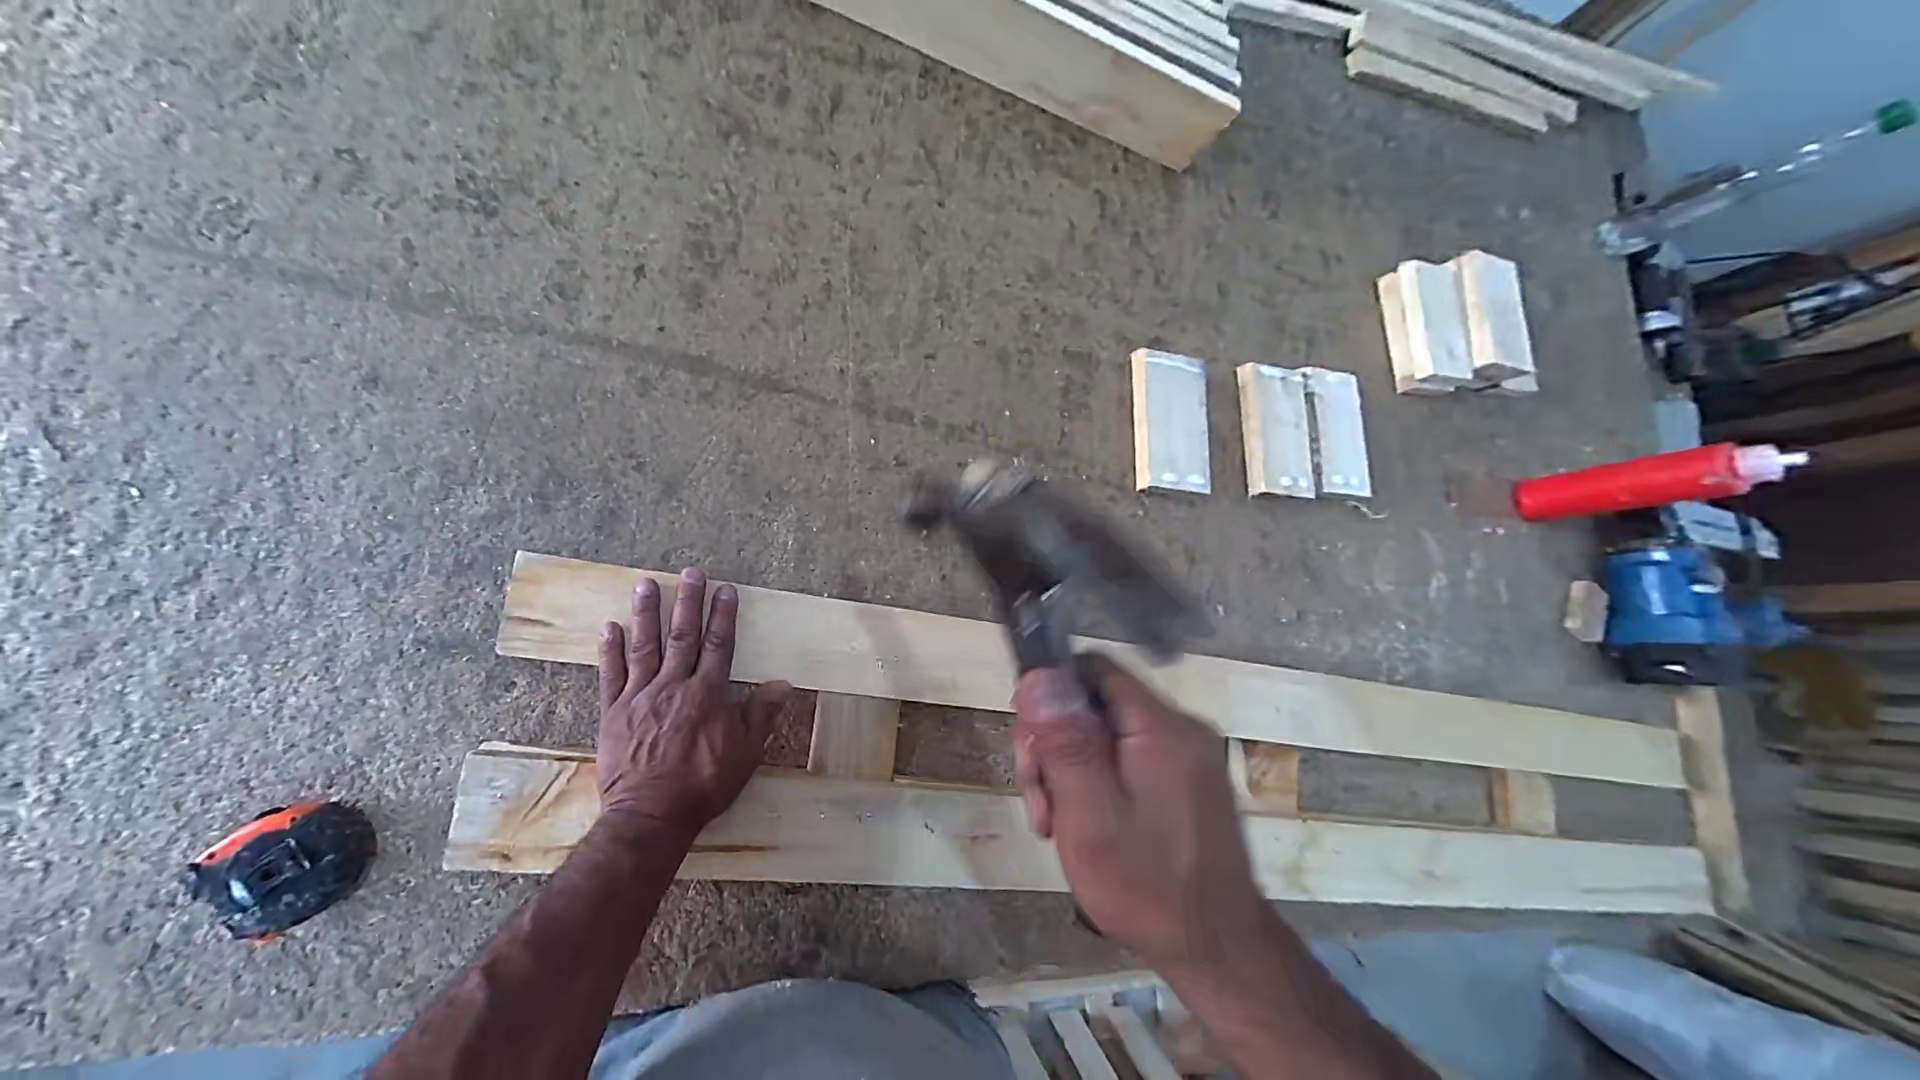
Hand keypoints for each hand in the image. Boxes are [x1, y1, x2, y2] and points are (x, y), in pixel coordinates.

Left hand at [596, 567, 792, 839]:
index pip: (718, 645)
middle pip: (682, 636)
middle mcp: (674, 686)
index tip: (725, 590)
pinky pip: (611, 675)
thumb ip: (762, 713)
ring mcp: (640, 697)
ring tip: (646, 584)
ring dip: (646, 614)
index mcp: (707, 693)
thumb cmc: (704, 783)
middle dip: (688, 602)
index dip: (723, 616)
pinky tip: (609, 627)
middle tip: (690, 572)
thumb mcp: (747, 751)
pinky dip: (610, 650)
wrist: (651, 814)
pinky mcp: (614, 713)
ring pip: (645, 647)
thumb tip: (783, 684)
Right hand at [1012, 657, 1265, 968]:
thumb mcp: (1091, 815)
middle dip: (1054, 746)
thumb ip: (1066, 743)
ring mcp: (1185, 756)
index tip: (1028, 740)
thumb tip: (1039, 675)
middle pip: (1095, 704)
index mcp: (1161, 727)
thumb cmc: (1147, 886)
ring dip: (1069, 772)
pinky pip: (1125, 761)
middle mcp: (1179, 729)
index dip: (1050, 693)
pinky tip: (1084, 827)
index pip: (1093, 670)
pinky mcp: (1183, 782)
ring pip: (1105, 735)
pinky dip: (1095, 785)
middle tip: (1040, 803)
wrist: (1216, 952)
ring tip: (1056, 826)